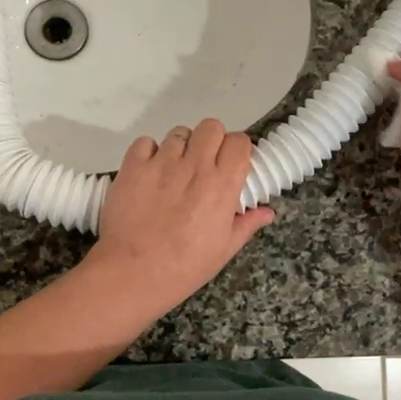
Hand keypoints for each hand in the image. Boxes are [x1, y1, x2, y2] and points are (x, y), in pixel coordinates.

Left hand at [86, 119, 274, 311]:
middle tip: (205, 163)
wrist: (134, 272)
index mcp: (222, 184)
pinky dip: (149, 152)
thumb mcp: (224, 249)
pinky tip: (150, 172)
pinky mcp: (133, 166)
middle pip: (211, 127)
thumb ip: (246, 224)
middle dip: (211, 141)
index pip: (239, 142)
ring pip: (179, 133)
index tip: (232, 164)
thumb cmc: (185, 266)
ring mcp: (161, 163)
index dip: (238, 150)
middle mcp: (194, 165)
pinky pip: (145, 142)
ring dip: (181, 147)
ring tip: (175, 170)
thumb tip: (267, 213)